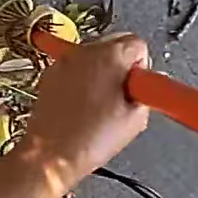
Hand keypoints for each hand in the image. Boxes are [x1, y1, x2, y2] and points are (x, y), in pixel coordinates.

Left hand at [20, 33, 151, 185]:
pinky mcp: (50, 73)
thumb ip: (147, 92)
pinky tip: (81, 105)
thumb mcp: (136, 118)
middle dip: (122, 67)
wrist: (51, 153)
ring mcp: (64, 61)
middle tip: (121, 97)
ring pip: (93, 56)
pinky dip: (80, 79)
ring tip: (99, 105)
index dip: (142, 68)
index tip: (138, 86)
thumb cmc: (89, 138)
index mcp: (110, 56)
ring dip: (100, 72)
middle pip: (114, 44)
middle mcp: (84, 51)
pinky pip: (74, 68)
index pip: (138, 45)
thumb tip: (147, 86)